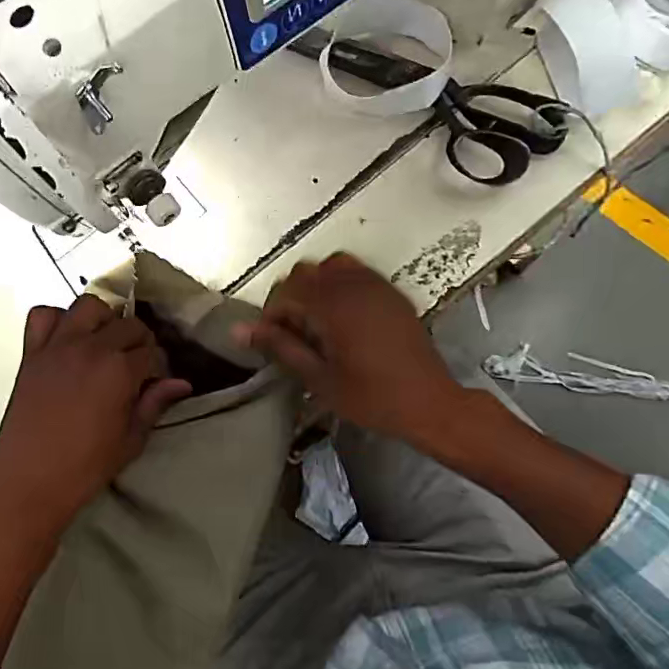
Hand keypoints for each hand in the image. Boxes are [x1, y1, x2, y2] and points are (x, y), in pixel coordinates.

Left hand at [0, 295, 191, 527]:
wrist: (27, 483)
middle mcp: (90, 348)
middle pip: (127, 324)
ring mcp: (57, 346)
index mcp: (119, 370)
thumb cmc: (84, 467)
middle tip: (137, 366)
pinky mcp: (32, 354)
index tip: (157, 382)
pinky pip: (43, 316)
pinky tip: (68, 341)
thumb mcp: (130, 439)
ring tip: (105, 344)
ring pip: (89, 306)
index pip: (152, 352)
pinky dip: (57, 320)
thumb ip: (154, 404)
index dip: (159, 366)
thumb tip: (181, 384)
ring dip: (104, 320)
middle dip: (139, 342)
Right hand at [237, 253, 466, 445]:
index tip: (272, 341)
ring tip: (318, 323)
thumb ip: (280, 346)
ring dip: (317, 287)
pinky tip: (344, 318)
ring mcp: (376, 284)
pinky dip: (341, 285)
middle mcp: (353, 284)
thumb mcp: (318, 378)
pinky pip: (358, 272)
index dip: (271, 314)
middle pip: (306, 271)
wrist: (428, 402)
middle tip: (294, 334)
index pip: (286, 290)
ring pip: (332, 266)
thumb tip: (239, 330)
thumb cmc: (371, 397)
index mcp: (332, 304)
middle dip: (291, 297)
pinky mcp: (391, 292)